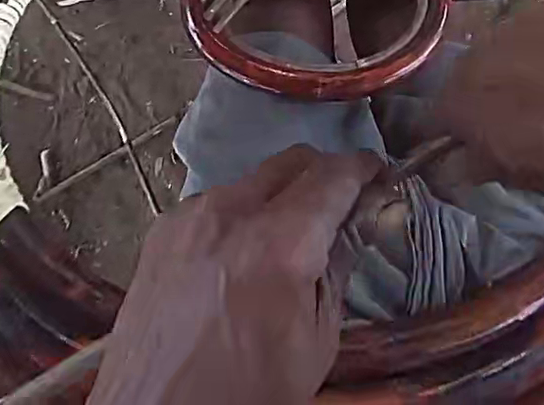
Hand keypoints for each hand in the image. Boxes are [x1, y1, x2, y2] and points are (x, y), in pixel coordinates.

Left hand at [88, 145, 380, 404]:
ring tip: (282, 242)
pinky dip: (240, 215)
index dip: (361, 167)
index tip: (377, 171)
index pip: (330, 177)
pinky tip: (236, 256)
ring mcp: (192, 211)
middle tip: (339, 203)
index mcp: (277, 243)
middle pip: (291, 161)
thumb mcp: (314, 343)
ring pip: (252, 179)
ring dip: (279, 196)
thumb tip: (358, 218)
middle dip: (323, 172)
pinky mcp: (165, 222)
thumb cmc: (247, 391)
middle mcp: (231, 210)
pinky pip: (216, 201)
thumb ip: (338, 268)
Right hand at [433, 0, 543, 223]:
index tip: (448, 131)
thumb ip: (508, 169)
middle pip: (466, 71)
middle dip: (468, 95)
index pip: (454, 109)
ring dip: (495, 66)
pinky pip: (523, 19)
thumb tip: (451, 158)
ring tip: (524, 84)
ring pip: (490, 41)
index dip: (444, 123)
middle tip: (486, 111)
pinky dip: (527, 42)